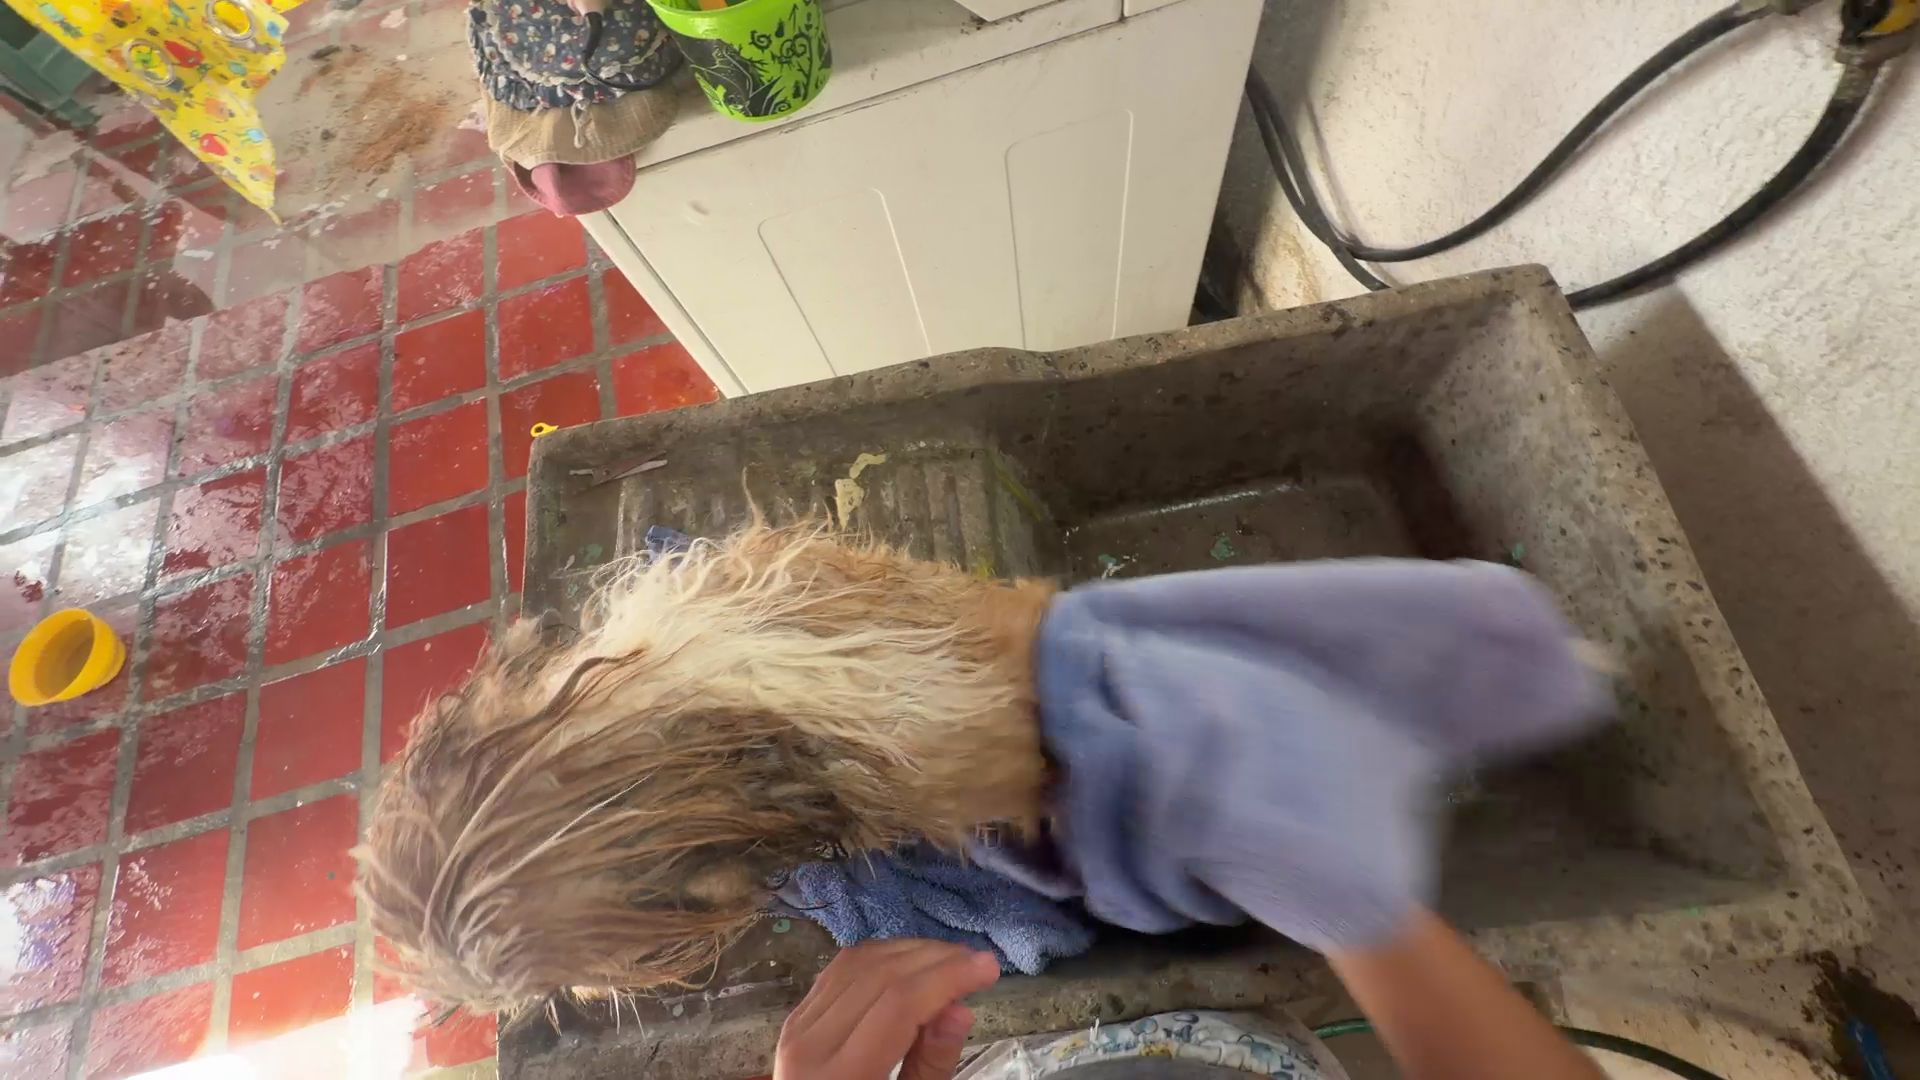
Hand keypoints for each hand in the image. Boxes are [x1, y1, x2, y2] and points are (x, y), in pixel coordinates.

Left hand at [774, 940, 999, 1079]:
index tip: (989, 968)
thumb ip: (931, 1067)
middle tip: (977, 961)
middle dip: (937, 958)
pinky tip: (911, 961)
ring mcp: (798, 1024)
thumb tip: (960, 1010)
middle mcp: (811, 1044)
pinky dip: (884, 954)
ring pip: (863, 960)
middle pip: (882, 975)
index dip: (947, 977)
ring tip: (952, 960)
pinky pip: (844, 966)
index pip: (898, 1005)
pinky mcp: (797, 1015)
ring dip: (913, 950)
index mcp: (839, 1079)